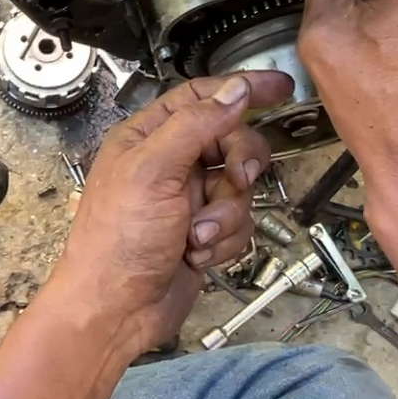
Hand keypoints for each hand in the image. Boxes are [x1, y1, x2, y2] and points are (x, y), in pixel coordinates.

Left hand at [41, 72, 294, 358]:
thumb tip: (234, 89)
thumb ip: (195, 125)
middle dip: (238, 165)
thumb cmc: (117, 240)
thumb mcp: (153, 171)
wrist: (116, 310)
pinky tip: (196, 254)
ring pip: (240, 187)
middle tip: (236, 179)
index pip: (201, 97)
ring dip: (226, 214)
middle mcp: (168, 164)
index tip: (281, 87)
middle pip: (231, 141)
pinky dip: (224, 240)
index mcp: (146, 138)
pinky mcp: (202, 232)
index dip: (241, 90)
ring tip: (196, 236)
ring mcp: (187, 200)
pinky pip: (238, 222)